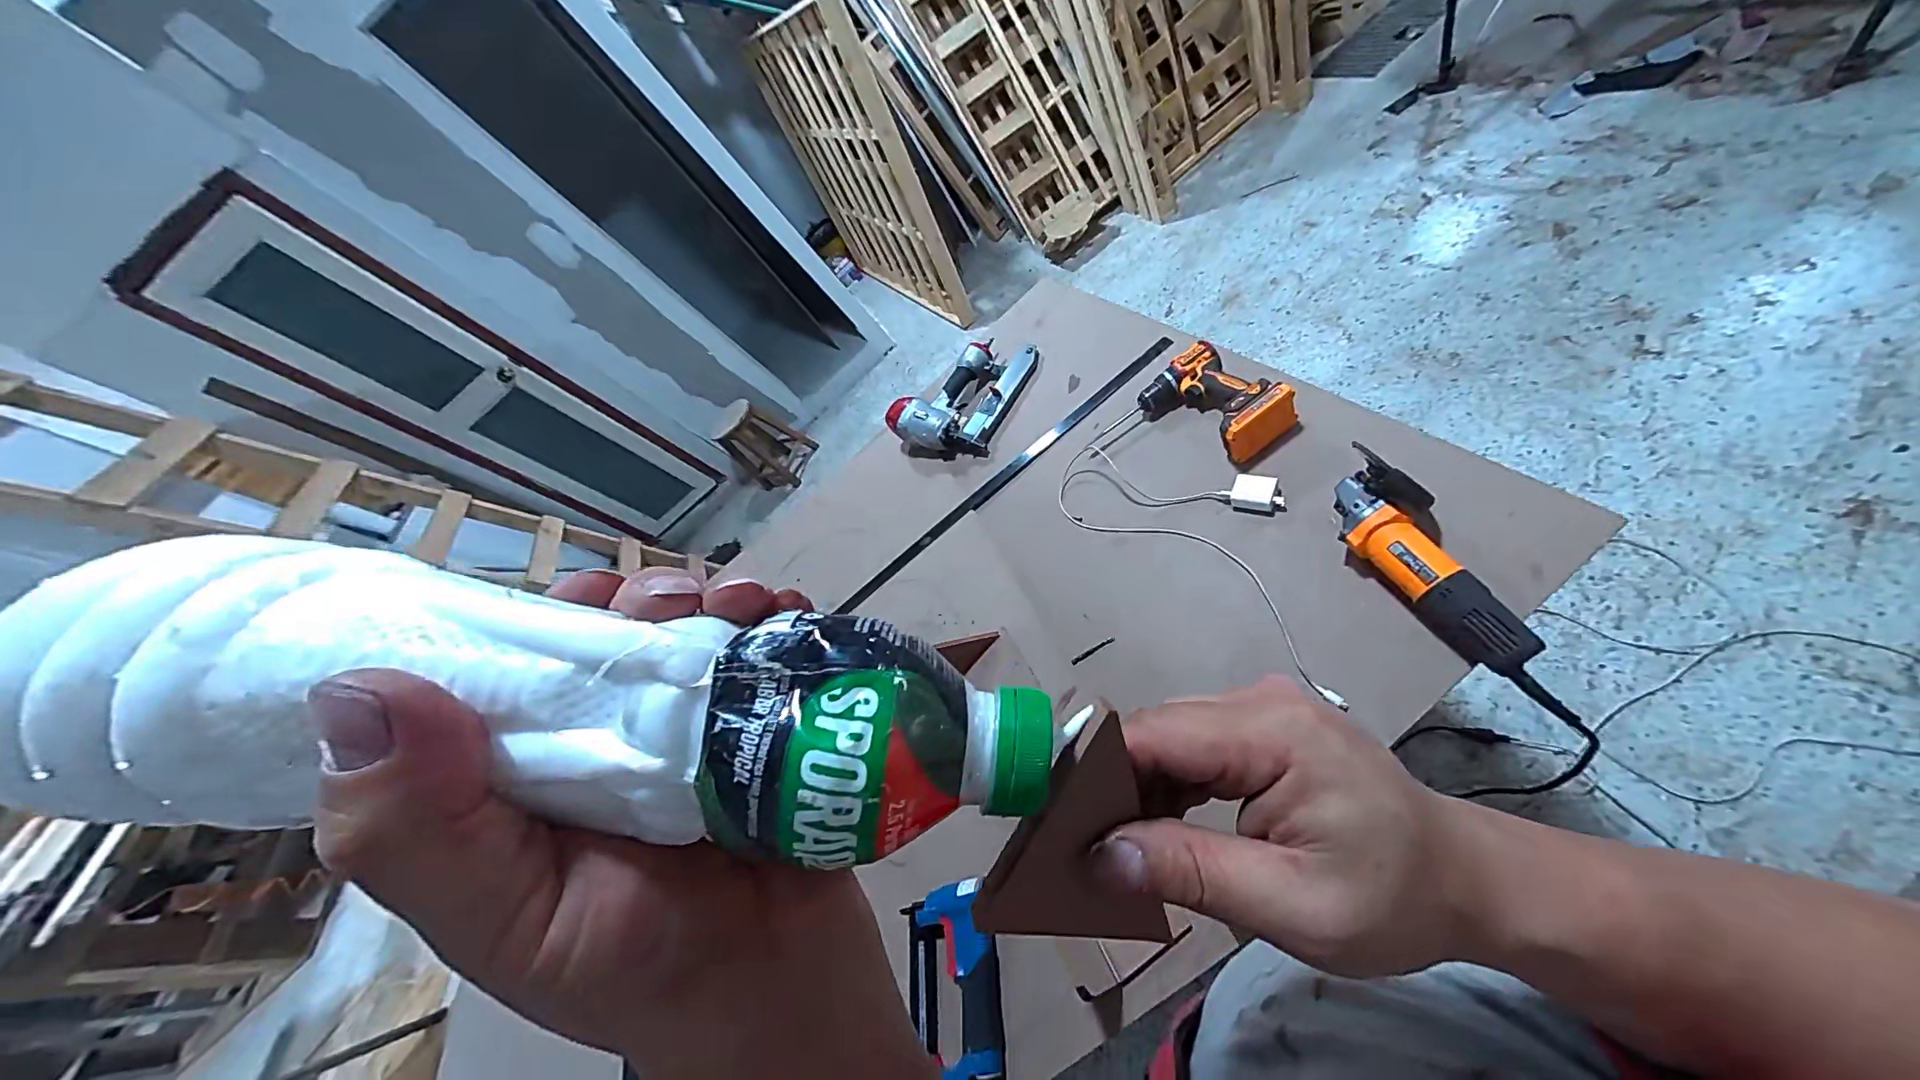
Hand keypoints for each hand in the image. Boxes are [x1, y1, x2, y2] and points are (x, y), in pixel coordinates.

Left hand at [308, 568, 931, 1078]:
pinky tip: (785, 609)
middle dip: (652, 595)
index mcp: (538, 764)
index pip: (526, 657)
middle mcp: (617, 731)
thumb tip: (358, 691)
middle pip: (626, 627)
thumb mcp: (505, 919)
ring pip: (702, 626)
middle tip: (682, 607)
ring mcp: (700, 722)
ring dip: (721, 595)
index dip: (552, 612)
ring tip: (744, 606)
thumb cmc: (642, 964)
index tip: (595, 599)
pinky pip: (770, 647)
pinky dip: (777, 613)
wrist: (779, 986)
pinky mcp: (769, 719)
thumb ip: (416, 831)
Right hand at [1088, 676, 1478, 976]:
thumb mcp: (1293, 904)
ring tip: (1111, 839)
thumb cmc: (1393, 898)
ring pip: (1166, 736)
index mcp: (1273, 731)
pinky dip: (1164, 783)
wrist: (1465, 878)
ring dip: (1134, 785)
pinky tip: (1155, 823)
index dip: (1096, 772)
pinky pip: (1191, 744)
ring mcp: (1260, 708)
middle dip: (1110, 784)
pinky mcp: (1260, 725)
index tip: (1057, 820)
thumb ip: (1191, 872)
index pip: (1155, 734)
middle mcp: (1258, 701)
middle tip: (1076, 843)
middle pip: (1154, 730)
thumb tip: (1101, 856)